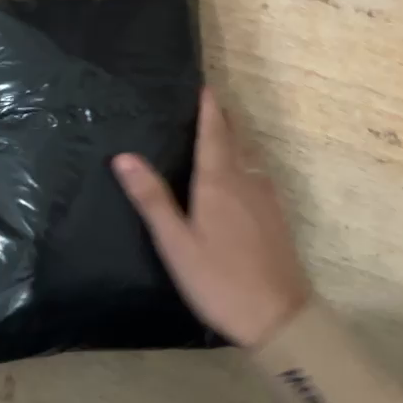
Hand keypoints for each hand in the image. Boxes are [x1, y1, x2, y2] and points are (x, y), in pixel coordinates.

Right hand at [112, 87, 311, 347]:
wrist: (279, 318)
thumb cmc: (219, 280)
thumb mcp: (176, 243)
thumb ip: (152, 199)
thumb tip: (124, 156)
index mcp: (219, 182)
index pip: (213, 132)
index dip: (208, 107)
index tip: (202, 84)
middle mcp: (246, 181)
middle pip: (235, 138)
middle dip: (222, 117)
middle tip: (206, 100)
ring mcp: (266, 198)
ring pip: (249, 155)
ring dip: (235, 137)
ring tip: (219, 128)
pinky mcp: (276, 217)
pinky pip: (258, 173)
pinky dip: (246, 159)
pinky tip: (240, 173)